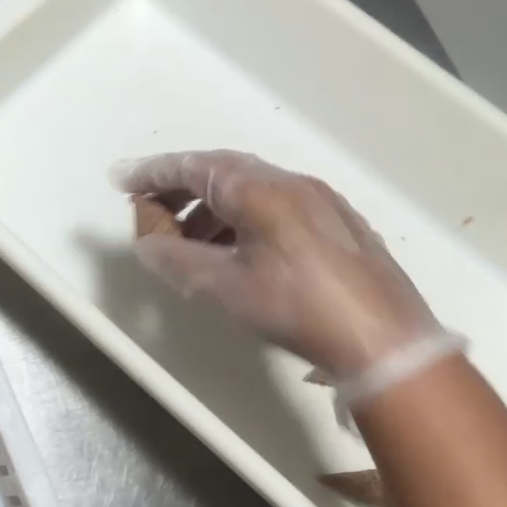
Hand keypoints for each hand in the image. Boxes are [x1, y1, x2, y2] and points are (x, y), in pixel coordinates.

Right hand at [111, 150, 462, 405]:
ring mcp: (320, 202)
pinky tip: (232, 250)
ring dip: (209, 207)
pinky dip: (239, 217)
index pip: (195, 167)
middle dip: (179, 187)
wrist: (385, 339)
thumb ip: (177, 260)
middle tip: (148, 208)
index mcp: (261, 191)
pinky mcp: (337, 224)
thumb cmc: (297, 307)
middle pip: (223, 171)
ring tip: (185, 240)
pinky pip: (274, 205)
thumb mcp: (224, 286)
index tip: (121, 180)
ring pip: (250, 190)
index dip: (153, 173)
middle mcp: (291, 184)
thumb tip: (148, 245)